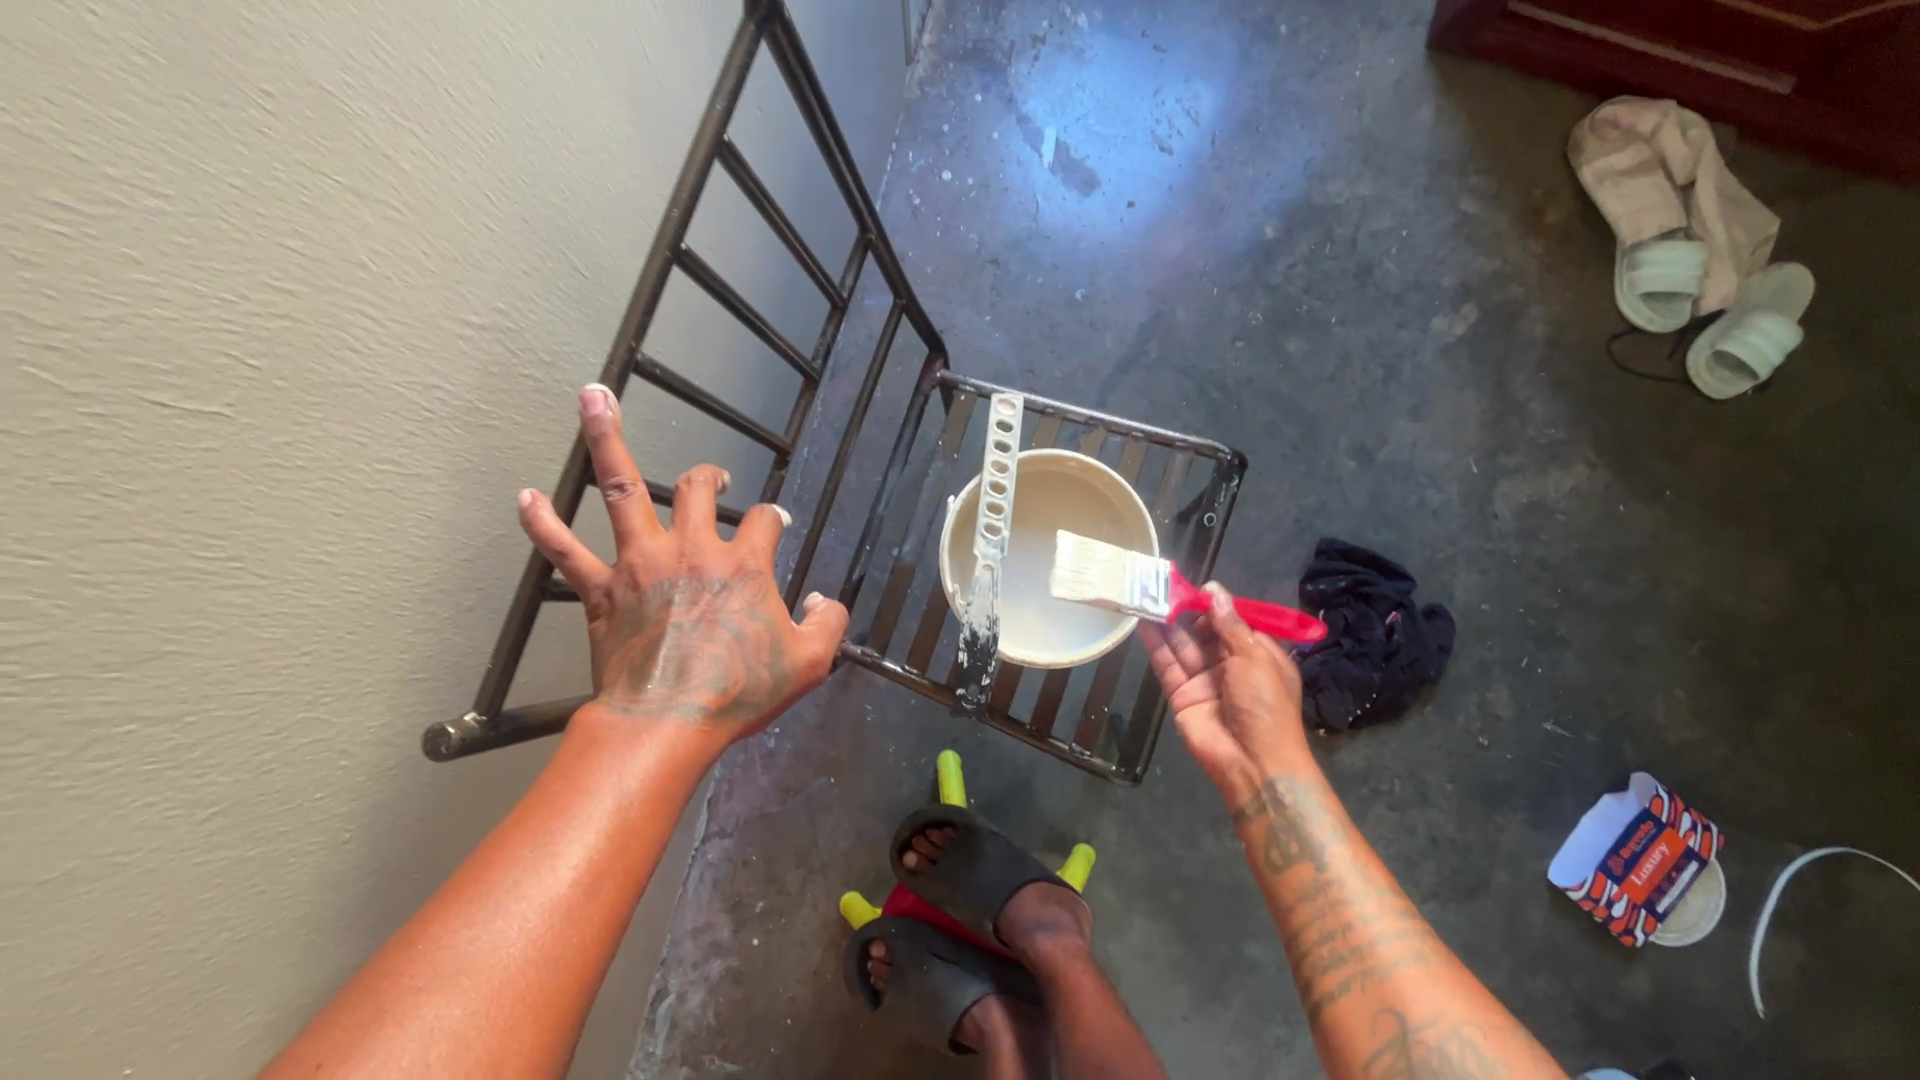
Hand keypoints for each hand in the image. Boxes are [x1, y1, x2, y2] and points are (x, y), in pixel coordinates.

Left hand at [516, 384, 848, 746]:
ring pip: (623, 487)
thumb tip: (825, 601)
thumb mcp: (809, 662)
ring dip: (607, 438)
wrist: (668, 722)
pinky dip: (543, 523)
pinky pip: (565, 550)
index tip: (774, 526)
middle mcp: (692, 549)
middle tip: (715, 476)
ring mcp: (641, 563)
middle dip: (711, 475)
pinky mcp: (602, 590)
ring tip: (593, 396)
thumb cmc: (740, 693)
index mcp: (744, 565)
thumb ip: (829, 623)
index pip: (765, 520)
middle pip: (700, 488)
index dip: (773, 519)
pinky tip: (526, 497)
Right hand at [1140, 583, 1309, 797]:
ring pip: (1183, 646)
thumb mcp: (1254, 657)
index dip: (1217, 607)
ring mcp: (1204, 681)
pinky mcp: (1181, 694)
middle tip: (1166, 589)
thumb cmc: (1265, 705)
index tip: (1198, 589)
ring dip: (1168, 624)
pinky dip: (1156, 645)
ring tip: (1148, 599)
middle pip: (1205, 633)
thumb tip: (1215, 592)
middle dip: (1188, 613)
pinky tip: (1144, 623)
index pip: (1235, 624)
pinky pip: (1168, 665)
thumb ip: (1230, 625)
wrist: (1253, 761)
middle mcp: (1231, 666)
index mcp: (1259, 656)